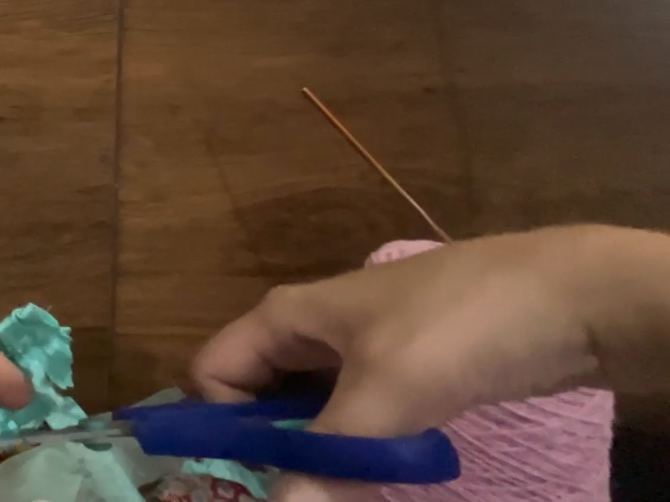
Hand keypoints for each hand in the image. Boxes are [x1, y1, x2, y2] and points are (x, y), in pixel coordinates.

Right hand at [191, 228, 605, 500]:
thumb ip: (334, 450)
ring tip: (356, 483)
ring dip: (321, 449)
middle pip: (258, 392)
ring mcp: (354, 350)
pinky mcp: (398, 370)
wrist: (564, 297)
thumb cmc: (453, 326)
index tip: (269, 474)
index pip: (214, 371)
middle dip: (273, 443)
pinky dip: (360, 444)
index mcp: (280, 317)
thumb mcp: (390, 389)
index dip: (226, 423)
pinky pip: (354, 412)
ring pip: (309, 408)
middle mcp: (304, 331)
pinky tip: (390, 465)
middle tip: (315, 490)